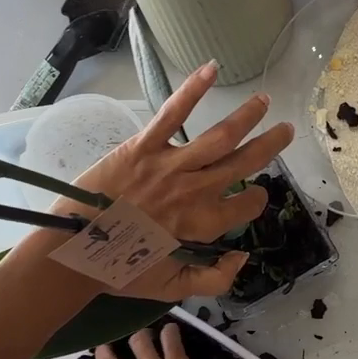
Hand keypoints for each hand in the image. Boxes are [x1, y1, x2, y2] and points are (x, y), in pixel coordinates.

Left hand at [37, 62, 293, 301]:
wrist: (71, 251)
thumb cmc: (120, 271)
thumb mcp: (172, 288)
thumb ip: (215, 279)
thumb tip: (242, 256)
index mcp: (201, 225)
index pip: (244, 206)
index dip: (254, 201)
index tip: (253, 196)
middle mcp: (192, 192)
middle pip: (241, 164)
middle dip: (268, 147)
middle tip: (286, 131)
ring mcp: (169, 166)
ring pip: (219, 138)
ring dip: (246, 118)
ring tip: (264, 101)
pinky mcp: (142, 148)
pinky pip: (172, 115)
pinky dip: (192, 90)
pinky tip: (212, 70)